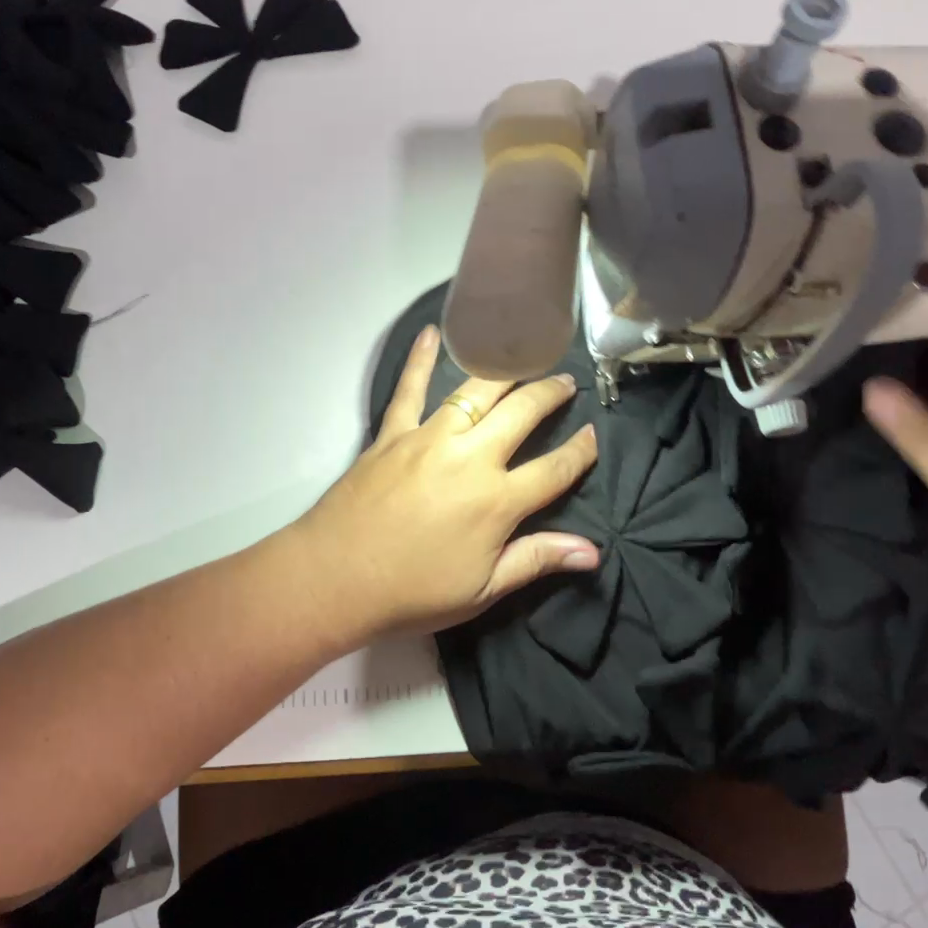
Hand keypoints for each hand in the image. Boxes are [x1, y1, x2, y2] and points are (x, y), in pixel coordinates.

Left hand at [287, 325, 600, 637]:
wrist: (334, 579)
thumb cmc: (412, 593)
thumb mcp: (483, 590)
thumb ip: (537, 561)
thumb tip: (593, 552)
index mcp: (497, 501)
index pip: (554, 469)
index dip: (580, 452)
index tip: (594, 435)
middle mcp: (470, 457)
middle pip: (521, 414)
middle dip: (550, 393)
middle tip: (565, 381)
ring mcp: (429, 438)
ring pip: (475, 392)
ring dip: (504, 371)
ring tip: (522, 357)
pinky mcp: (392, 433)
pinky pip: (410, 389)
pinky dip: (421, 360)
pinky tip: (432, 334)